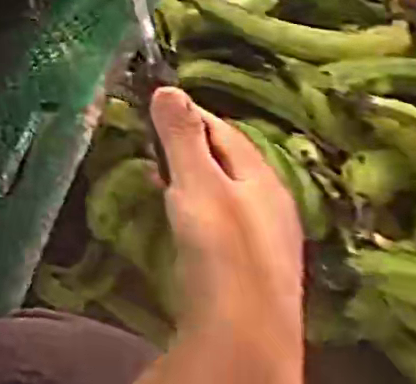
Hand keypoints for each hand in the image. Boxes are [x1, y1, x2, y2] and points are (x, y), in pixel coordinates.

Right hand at [141, 87, 303, 382]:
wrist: (241, 328)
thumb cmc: (220, 245)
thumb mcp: (196, 182)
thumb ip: (181, 136)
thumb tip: (168, 87)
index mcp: (264, 179)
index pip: (223, 129)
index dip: (188, 112)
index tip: (149, 102)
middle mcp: (270, 201)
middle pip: (224, 156)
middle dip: (186, 139)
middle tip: (145, 131)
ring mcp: (260, 231)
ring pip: (220, 183)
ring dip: (186, 168)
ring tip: (151, 162)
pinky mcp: (244, 256)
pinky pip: (216, 208)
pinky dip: (190, 195)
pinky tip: (172, 204)